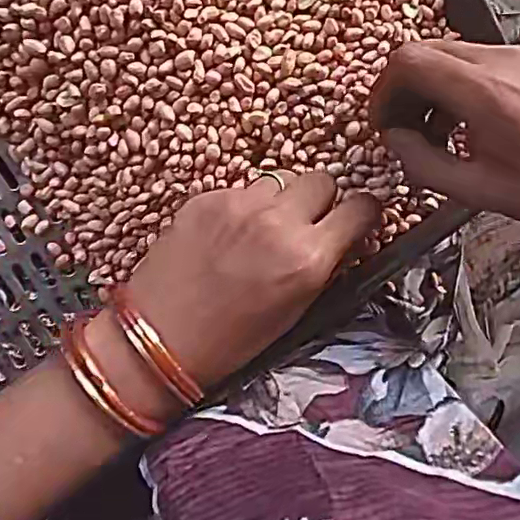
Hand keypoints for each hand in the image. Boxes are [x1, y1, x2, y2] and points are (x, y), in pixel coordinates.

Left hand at [116, 172, 377, 389]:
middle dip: (321, 200)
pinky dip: (245, 204)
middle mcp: (278, 222)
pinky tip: (229, 233)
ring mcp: (239, 204)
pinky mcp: (206, 197)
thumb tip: (344, 234)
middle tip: (306, 224)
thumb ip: (325, 263)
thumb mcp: (297, 310)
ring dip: (282, 198)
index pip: (361, 207)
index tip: (355, 219)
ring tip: (263, 228)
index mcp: (308, 257)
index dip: (362, 213)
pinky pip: (243, 188)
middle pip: (322, 180)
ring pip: (282, 178)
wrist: (157, 342)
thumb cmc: (233, 342)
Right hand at [368, 40, 519, 233]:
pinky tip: (458, 122)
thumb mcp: (480, 191)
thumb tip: (393, 140)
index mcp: (488, 94)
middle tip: (399, 128)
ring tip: (429, 132)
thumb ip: (424, 164)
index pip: (409, 61)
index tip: (383, 122)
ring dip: (423, 87)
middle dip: (400, 89)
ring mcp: (515, 56)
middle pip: (422, 51)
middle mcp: (500, 62)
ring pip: (443, 53)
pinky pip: (468, 60)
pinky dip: (448, 84)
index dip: (383, 90)